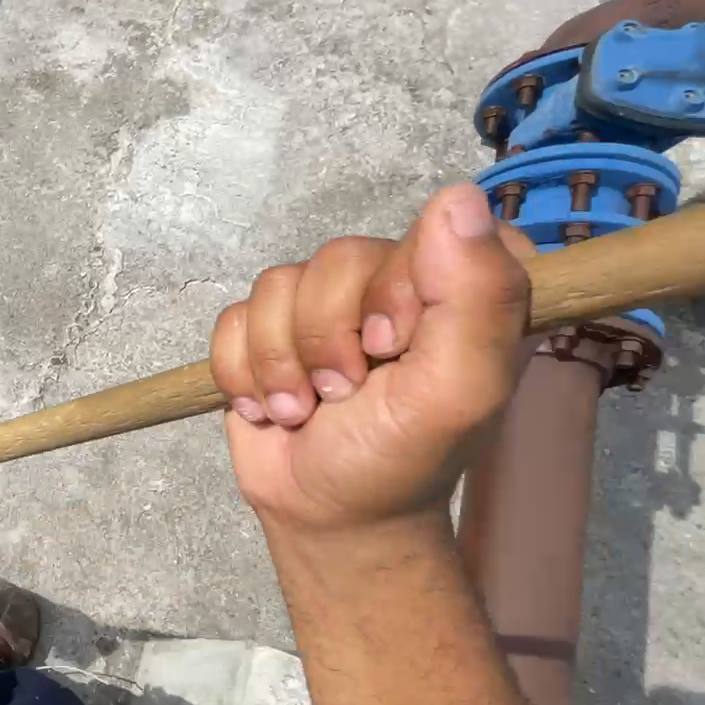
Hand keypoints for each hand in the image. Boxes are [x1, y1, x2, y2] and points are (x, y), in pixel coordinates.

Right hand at [210, 185, 532, 534]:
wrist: (319, 509)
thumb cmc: (397, 459)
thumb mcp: (456, 391)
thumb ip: (475, 297)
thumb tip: (454, 195)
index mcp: (458, 293)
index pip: (422, 235)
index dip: (392, 290)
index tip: (393, 350)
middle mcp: (387, 287)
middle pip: (331, 260)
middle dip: (322, 339)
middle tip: (341, 393)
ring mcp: (319, 309)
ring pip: (271, 288)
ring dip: (276, 363)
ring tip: (299, 408)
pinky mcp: (260, 332)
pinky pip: (229, 320)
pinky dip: (238, 371)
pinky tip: (263, 405)